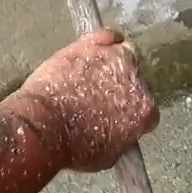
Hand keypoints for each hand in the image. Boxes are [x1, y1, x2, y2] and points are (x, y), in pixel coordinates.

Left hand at [14, 28, 158, 171]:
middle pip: (135, 79)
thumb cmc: (72, 146)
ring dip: (112, 62)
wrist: (44, 126)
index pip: (147, 109)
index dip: (131, 111)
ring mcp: (115, 59)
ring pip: (123, 53)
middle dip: (121, 86)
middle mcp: (136, 82)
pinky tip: (93, 47)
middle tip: (98, 95)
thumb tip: (120, 136)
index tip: (119, 112)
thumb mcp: (107, 157)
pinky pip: (106, 35)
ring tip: (91, 73)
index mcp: (144, 111)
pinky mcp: (91, 45)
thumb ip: (122, 140)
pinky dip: (102, 41)